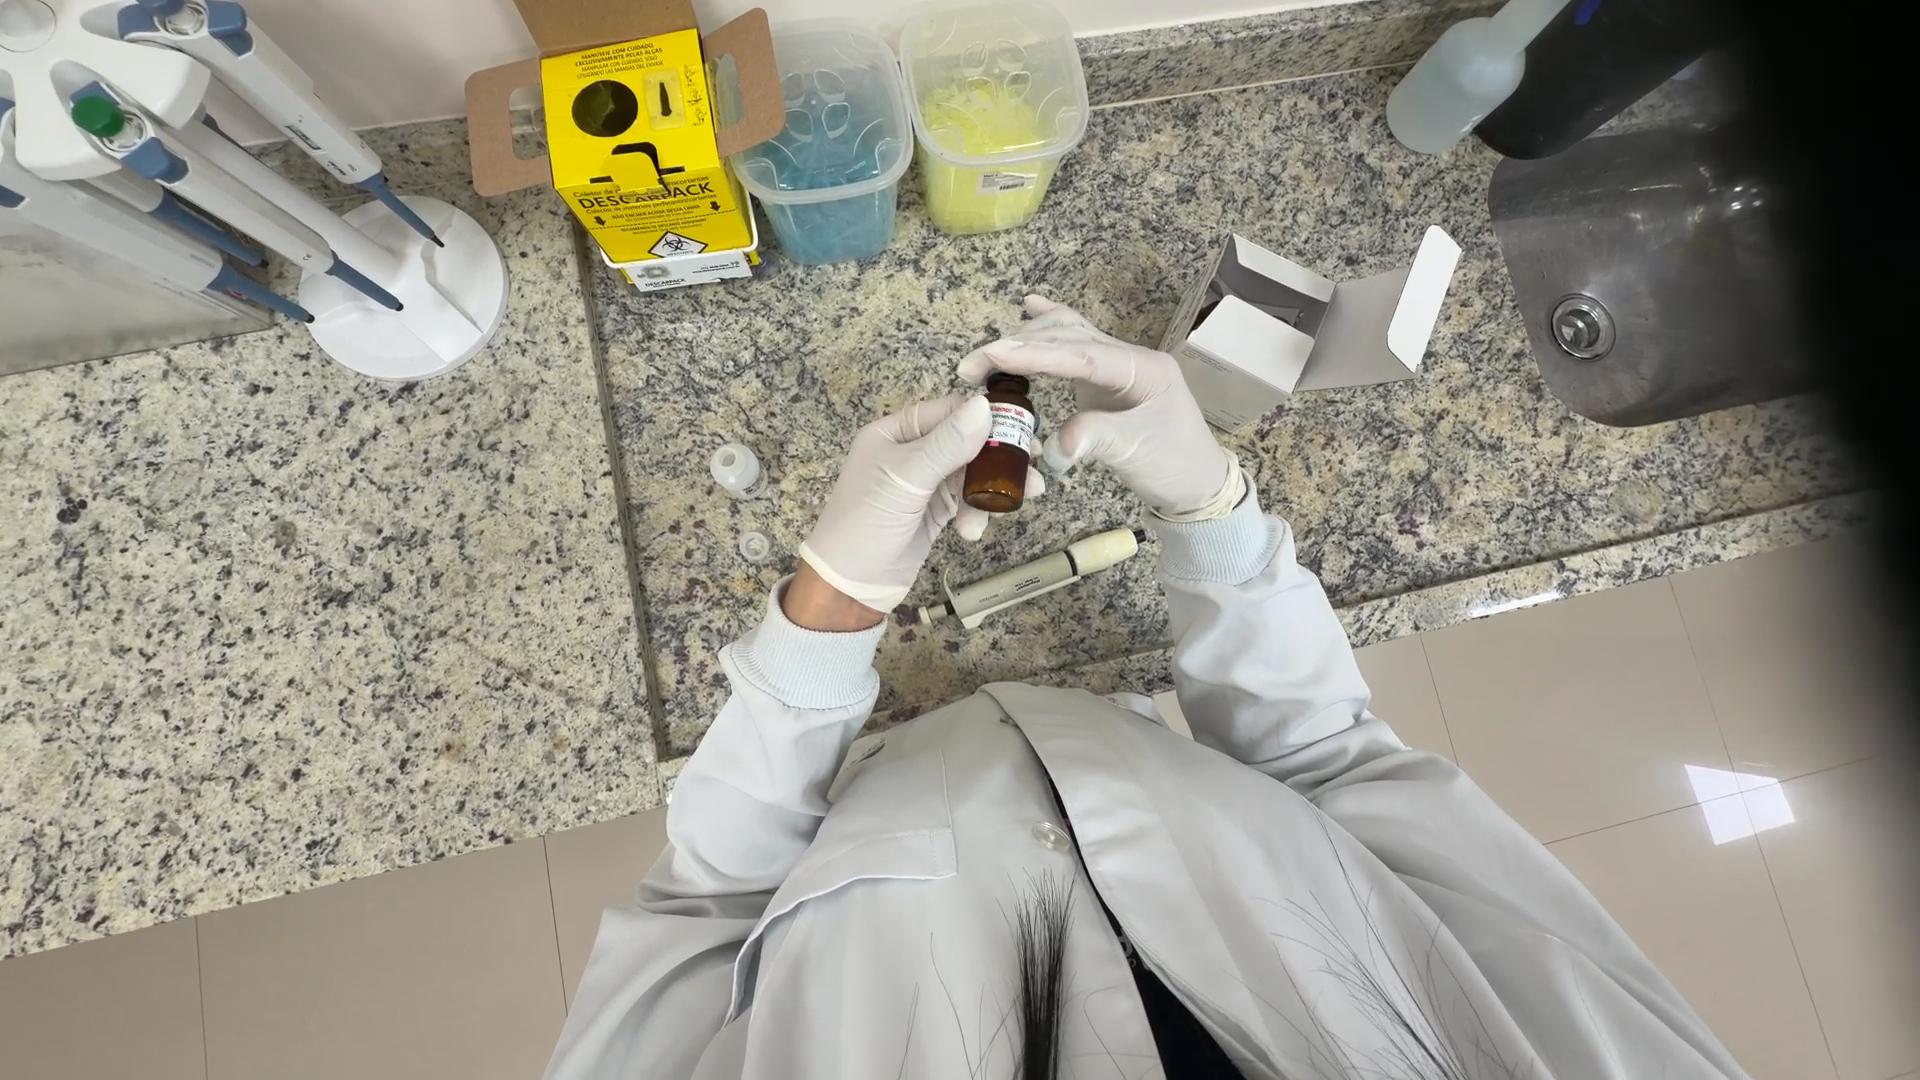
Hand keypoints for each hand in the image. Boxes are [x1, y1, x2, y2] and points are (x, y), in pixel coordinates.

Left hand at [794, 394, 1038, 622]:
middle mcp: (911, 452)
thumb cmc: (864, 524)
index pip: (949, 411)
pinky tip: (974, 530)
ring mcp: (924, 483)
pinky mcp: (934, 511)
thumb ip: (947, 444)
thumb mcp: (906, 479)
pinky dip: (977, 512)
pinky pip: (966, 501)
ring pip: (971, 474)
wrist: (849, 586)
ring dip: (992, 489)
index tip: (1022, 428)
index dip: (986, 418)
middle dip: (998, 457)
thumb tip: (984, 407)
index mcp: (895, 432)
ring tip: (1023, 500)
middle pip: (967, 442)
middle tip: (1033, 465)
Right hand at [957, 296, 1237, 517]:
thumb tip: (1056, 446)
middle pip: (1068, 338)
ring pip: (1068, 335)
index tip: (993, 354)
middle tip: (971, 365)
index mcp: (1142, 369)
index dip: (1034, 353)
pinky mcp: (1105, 380)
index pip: (1080, 354)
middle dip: (1017, 346)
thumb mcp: (1137, 453)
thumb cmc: (1173, 465)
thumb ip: (1097, 439)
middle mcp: (1127, 358)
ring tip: (988, 352)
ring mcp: (1116, 366)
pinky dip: (1049, 327)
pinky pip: (1075, 345)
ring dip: (1027, 338)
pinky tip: (1029, 306)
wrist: (1196, 482)